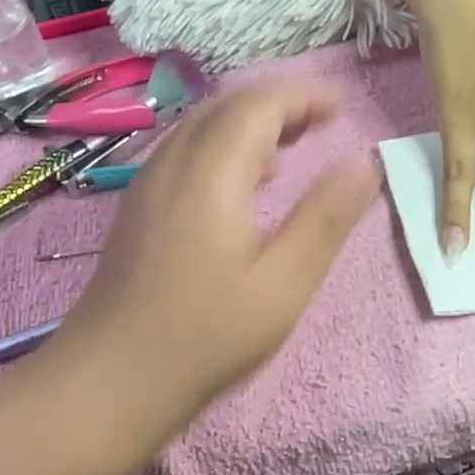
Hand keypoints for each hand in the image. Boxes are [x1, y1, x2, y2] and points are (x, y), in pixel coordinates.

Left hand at [53, 83, 381, 398]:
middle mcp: (173, 164)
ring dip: (248, 124)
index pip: (258, 104)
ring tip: (291, 150)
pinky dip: (222, 147)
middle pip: (226, 107)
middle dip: (278, 104)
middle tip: (322, 123)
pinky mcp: (137, 210)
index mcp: (211, 173)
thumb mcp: (283, 283)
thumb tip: (364, 164)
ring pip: (201, 128)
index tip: (342, 107)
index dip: (303, 96)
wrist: (110, 378)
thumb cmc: (206, 335)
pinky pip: (184, 153)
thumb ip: (325, 218)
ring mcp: (147, 186)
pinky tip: (243, 188)